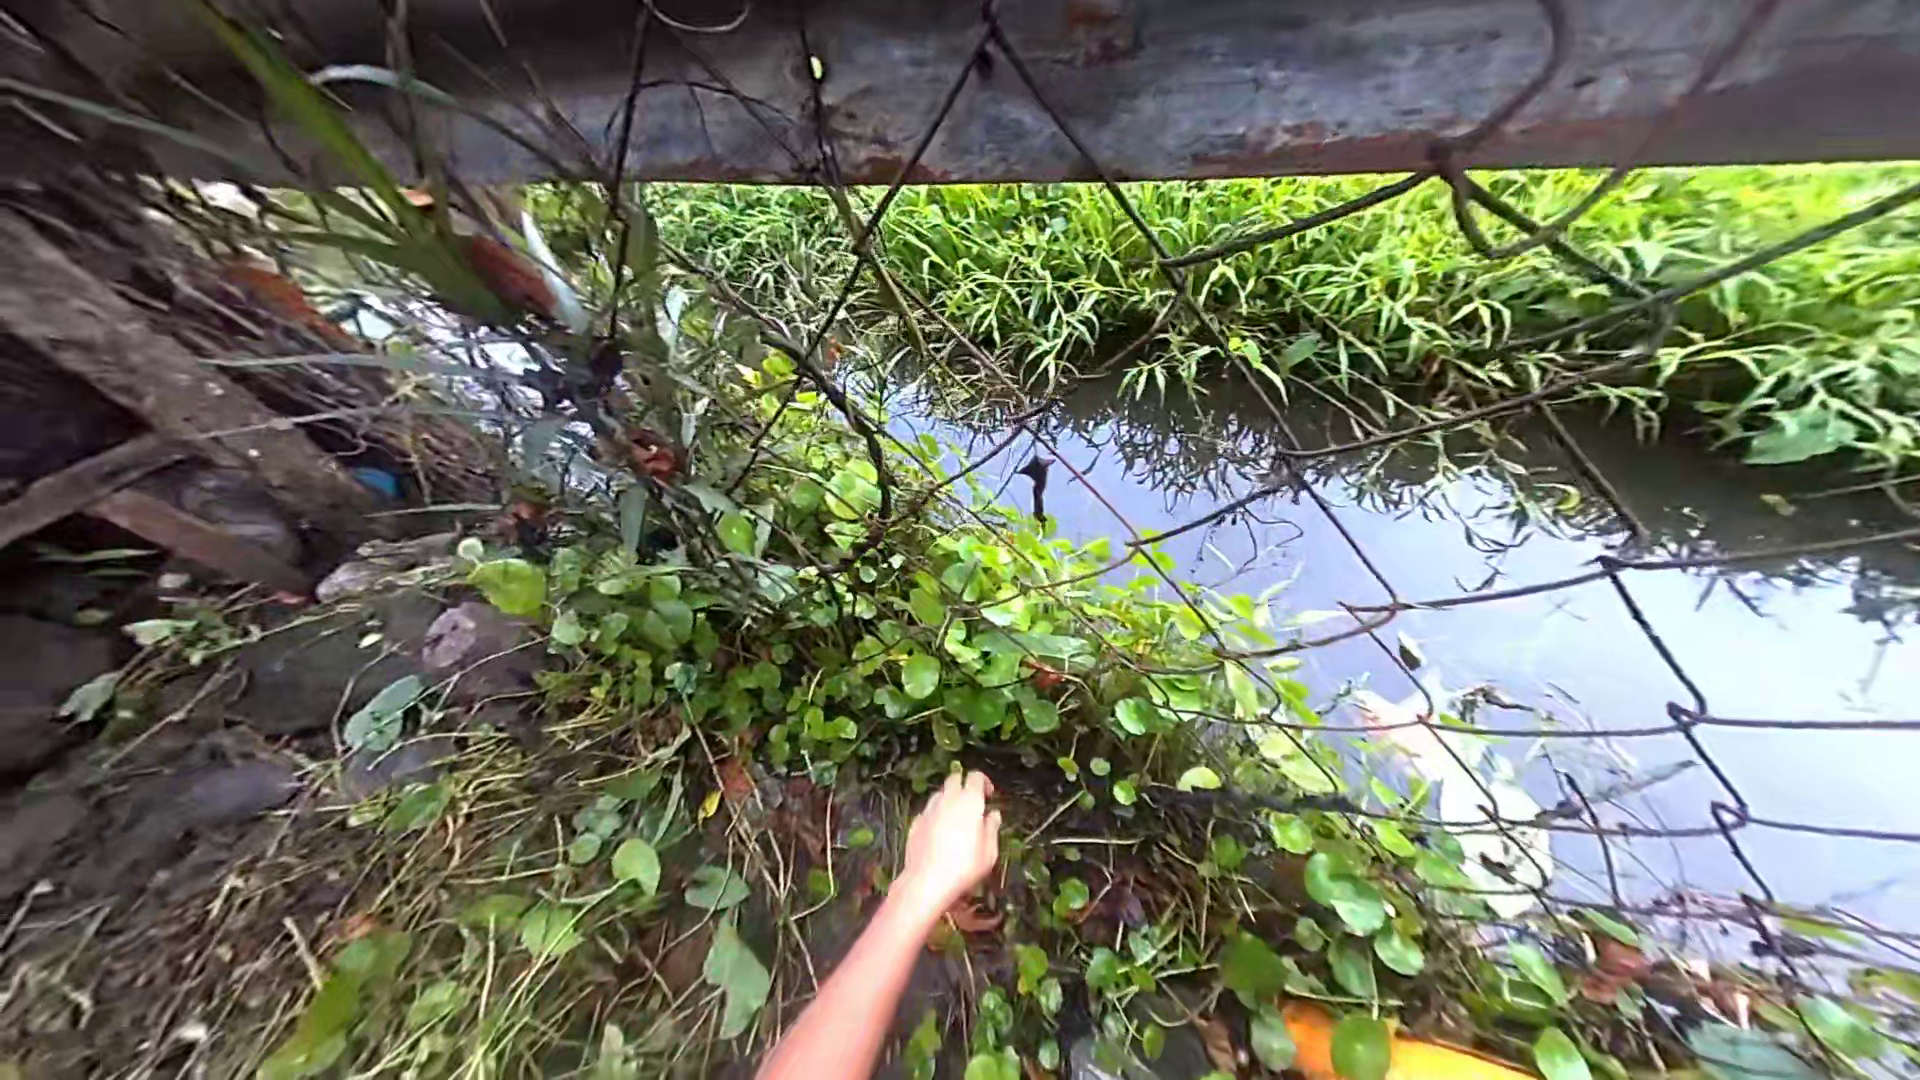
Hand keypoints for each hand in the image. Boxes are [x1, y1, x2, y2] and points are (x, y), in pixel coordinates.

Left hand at [893, 770, 1000, 924]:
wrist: (927, 882)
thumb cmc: (963, 868)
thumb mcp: (989, 852)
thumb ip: (992, 828)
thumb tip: (993, 816)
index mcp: (969, 801)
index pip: (976, 777)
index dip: (984, 782)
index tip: (988, 794)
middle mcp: (948, 799)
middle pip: (955, 778)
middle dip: (964, 784)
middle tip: (972, 801)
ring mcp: (929, 809)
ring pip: (940, 793)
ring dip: (949, 798)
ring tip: (956, 816)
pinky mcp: (916, 821)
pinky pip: (929, 810)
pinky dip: (936, 814)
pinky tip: (939, 830)